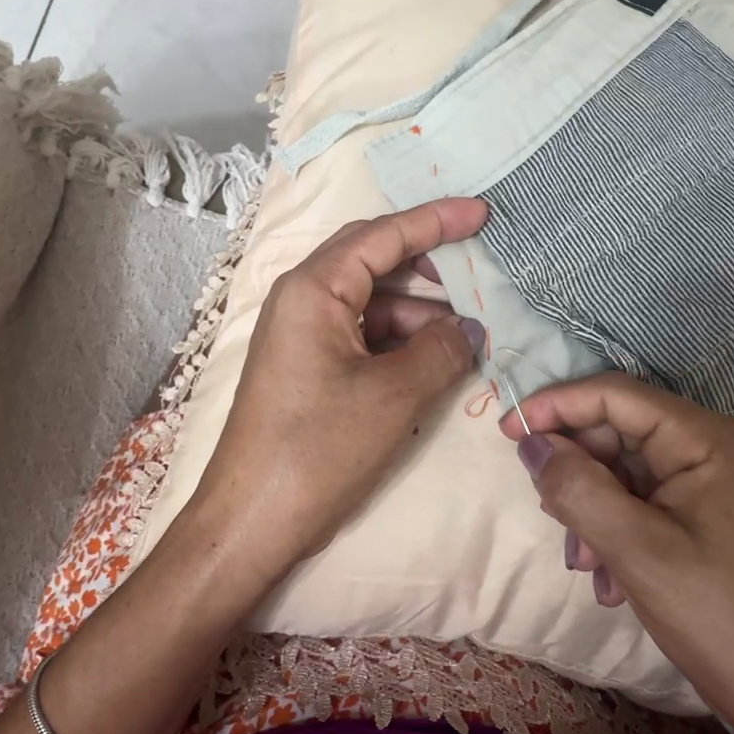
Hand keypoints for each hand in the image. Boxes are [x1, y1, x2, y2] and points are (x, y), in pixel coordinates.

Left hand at [189, 197, 487, 567]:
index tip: (482, 213)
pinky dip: (399, 341)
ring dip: (419, 313)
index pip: (382, 235)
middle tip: (480, 269)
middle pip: (373, 260)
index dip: (435, 220)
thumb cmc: (318, 449)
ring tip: (471, 332)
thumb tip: (471, 328)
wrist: (251, 520)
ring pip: (371, 301)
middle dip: (428, 263)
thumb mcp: (394, 397)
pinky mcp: (306, 365)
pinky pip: (361, 334)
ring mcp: (301, 332)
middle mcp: (302, 298)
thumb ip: (441, 351)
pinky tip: (436, 360)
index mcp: (313, 288)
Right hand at [501, 373, 733, 733]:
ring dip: (593, 510)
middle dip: (577, 472)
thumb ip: (577, 487)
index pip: (615, 394)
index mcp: (707, 439)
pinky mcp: (718, 520)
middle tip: (549, 514)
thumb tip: (531, 442)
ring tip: (583, 564)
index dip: (555, 405)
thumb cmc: (723, 619)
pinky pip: (649, 504)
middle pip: (620, 434)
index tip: (506, 433)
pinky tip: (610, 581)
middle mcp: (717, 449)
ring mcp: (721, 485)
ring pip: (629, 473)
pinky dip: (618, 532)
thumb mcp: (637, 550)